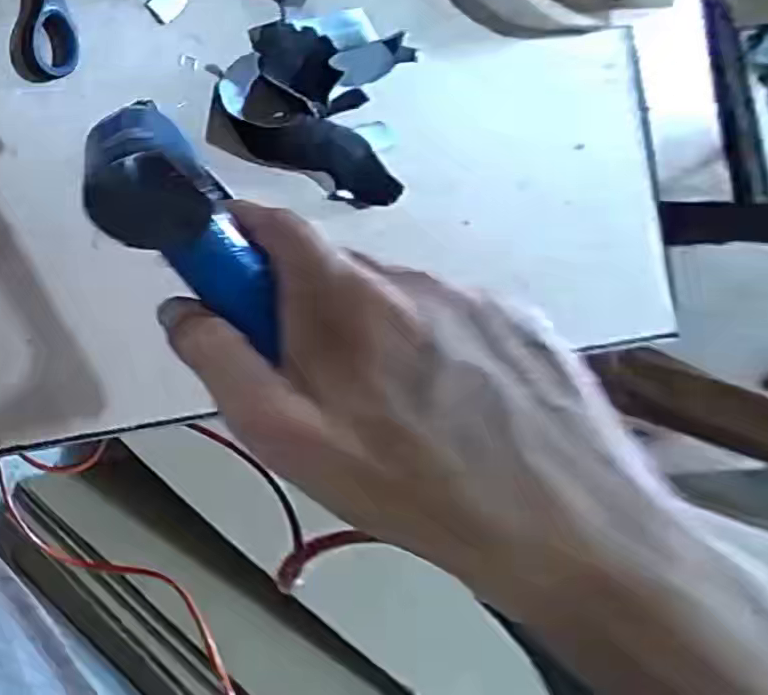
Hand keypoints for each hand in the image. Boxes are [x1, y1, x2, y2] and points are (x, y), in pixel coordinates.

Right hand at [160, 203, 767, 694]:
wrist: (587, 549)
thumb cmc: (404, 483)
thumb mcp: (278, 430)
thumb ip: (212, 355)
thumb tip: (179, 306)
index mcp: (341, 294)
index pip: (270, 220)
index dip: (232, 231)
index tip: (219, 272)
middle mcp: (405, 277)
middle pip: (322, 263)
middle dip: (291, 298)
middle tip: (298, 367)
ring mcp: (473, 296)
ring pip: (381, 290)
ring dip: (358, 322)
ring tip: (379, 398)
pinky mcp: (524, 322)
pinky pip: (441, 310)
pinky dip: (419, 336)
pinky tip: (442, 399)